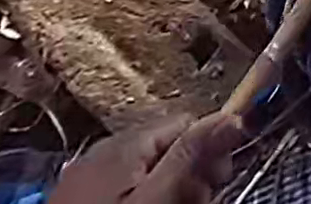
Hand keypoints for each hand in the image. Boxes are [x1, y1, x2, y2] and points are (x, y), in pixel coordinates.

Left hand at [48, 113, 245, 203]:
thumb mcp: (153, 203)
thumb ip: (190, 157)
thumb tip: (233, 116)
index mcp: (125, 142)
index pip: (185, 123)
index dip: (208, 149)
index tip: (220, 184)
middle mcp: (104, 151)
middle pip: (166, 147)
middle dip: (189, 174)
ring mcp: (86, 180)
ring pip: (145, 172)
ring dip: (169, 191)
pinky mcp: (77, 203)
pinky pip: (121, 190)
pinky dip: (141, 200)